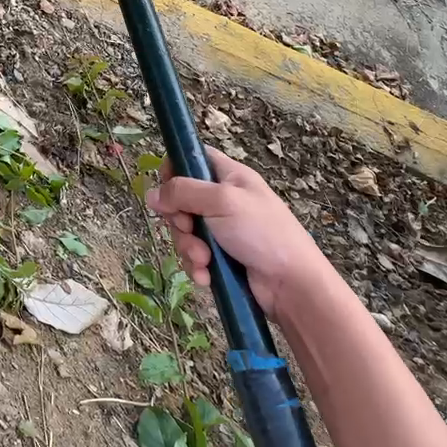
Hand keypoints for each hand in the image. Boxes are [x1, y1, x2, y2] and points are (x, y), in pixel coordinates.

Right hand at [144, 145, 329, 321]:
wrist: (295, 288)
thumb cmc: (263, 234)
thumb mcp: (222, 201)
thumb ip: (182, 191)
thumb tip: (151, 194)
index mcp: (229, 176)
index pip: (193, 158)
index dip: (175, 169)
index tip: (169, 189)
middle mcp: (224, 200)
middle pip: (180, 198)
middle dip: (178, 219)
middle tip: (188, 228)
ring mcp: (223, 229)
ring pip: (184, 230)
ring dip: (188, 247)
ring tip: (203, 260)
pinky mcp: (222, 256)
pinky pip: (194, 254)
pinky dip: (196, 265)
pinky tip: (205, 275)